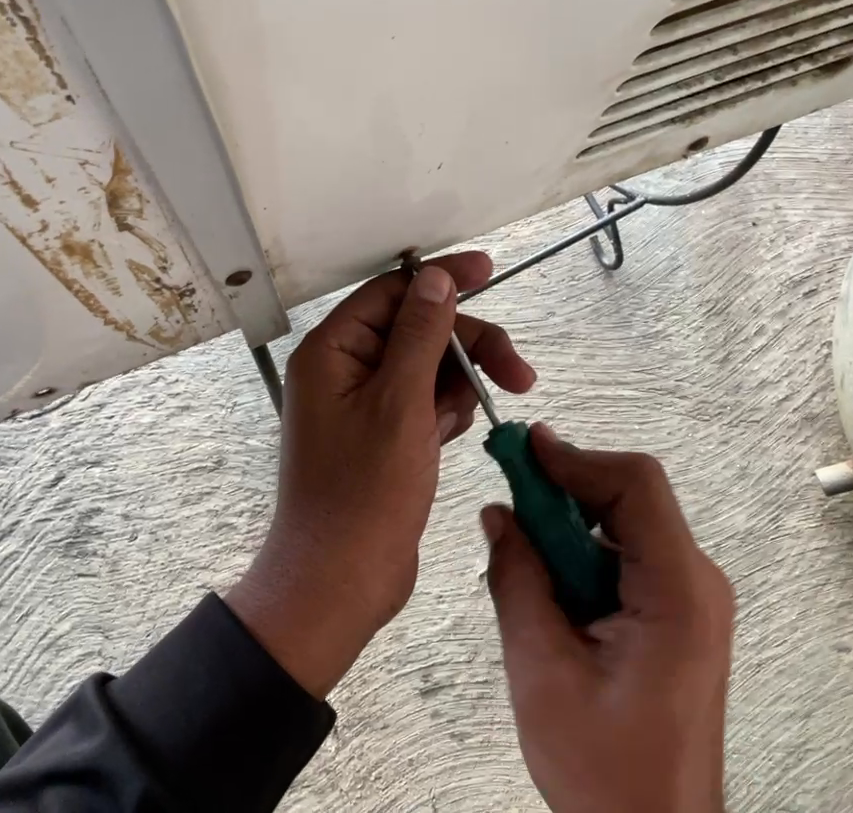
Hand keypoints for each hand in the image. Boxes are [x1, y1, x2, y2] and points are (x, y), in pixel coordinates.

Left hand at [227, 251, 534, 698]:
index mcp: (333, 352)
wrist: (340, 582)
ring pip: (428, 369)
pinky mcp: (383, 436)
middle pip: (418, 331)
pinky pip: (424, 403)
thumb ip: (420, 334)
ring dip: (459, 386)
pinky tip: (450, 438)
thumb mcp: (399, 404)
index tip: (490, 271)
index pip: (392, 292)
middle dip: (468, 348)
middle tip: (519, 376)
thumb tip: (436, 277)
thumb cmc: (364, 493)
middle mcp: (344, 370)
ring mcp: (364, 405)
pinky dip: (446, 413)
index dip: (441, 279)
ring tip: (465, 422)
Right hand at [483, 425, 734, 812]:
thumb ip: (517, 581)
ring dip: (569, 526)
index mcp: (678, 592)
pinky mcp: (678, 615)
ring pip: (625, 525)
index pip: (636, 485)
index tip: (519, 450)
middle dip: (565, 491)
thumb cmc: (604, 770)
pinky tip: (549, 587)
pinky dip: (582, 555)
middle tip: (507, 501)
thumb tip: (498, 514)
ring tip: (521, 554)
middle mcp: (697, 583)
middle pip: (631, 498)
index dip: (576, 457)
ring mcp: (692, 599)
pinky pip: (627, 557)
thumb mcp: (542, 673)